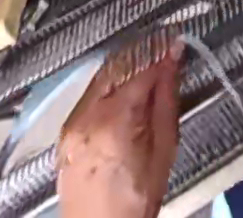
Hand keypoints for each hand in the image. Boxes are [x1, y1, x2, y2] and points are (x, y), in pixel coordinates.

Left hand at [58, 42, 181, 217]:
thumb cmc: (136, 199)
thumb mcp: (163, 149)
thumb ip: (166, 97)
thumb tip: (172, 58)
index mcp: (112, 121)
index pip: (140, 71)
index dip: (160, 53)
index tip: (176, 42)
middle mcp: (85, 115)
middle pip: (116, 66)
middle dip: (142, 53)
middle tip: (164, 47)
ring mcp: (71, 123)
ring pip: (102, 76)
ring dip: (127, 65)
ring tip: (150, 65)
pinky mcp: (65, 131)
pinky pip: (91, 94)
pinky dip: (112, 83)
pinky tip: (128, 88)